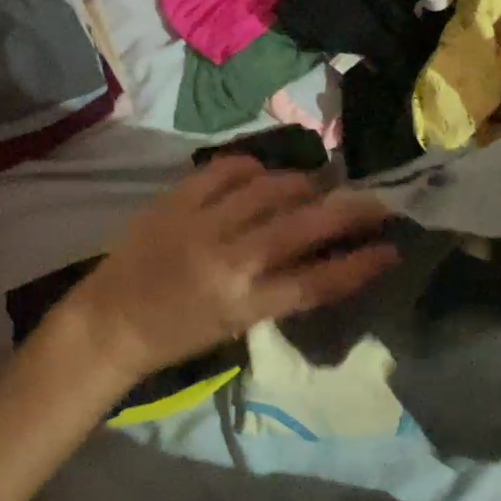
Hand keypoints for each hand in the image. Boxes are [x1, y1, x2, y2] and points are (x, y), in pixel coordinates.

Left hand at [57, 158, 397, 380]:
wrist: (110, 321)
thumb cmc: (176, 333)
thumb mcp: (235, 325)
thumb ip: (277, 289)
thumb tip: (321, 253)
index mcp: (244, 305)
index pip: (316, 282)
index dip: (359, 264)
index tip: (391, 248)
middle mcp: (228, 262)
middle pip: (303, 227)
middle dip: (348, 211)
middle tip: (374, 200)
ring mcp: (200, 226)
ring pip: (269, 189)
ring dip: (301, 184)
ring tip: (314, 184)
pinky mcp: (176, 200)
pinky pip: (226, 169)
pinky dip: (252, 167)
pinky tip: (261, 171)